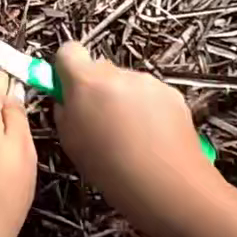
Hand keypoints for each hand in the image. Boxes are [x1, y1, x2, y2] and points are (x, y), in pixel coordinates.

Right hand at [53, 42, 224, 231]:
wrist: (167, 186)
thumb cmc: (111, 169)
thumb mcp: (70, 142)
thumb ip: (65, 111)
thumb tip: (67, 99)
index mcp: (86, 82)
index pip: (68, 50)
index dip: (66, 67)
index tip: (67, 87)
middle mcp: (117, 74)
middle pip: (99, 68)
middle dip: (96, 87)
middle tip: (98, 120)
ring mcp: (147, 82)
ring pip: (126, 83)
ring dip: (122, 99)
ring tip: (128, 136)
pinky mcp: (171, 93)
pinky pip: (149, 94)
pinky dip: (147, 109)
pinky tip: (150, 138)